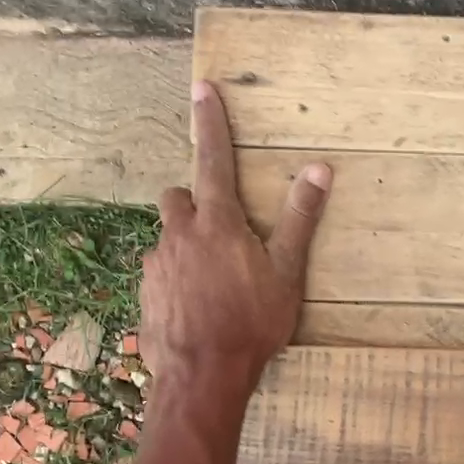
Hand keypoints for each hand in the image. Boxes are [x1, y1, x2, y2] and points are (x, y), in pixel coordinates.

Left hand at [139, 81, 330, 395]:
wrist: (202, 374)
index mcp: (217, 223)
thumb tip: (318, 170)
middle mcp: (178, 234)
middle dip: (196, 202)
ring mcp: (156, 263)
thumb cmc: (253, 321)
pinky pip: (161, 271)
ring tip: (216, 280)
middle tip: (224, 229)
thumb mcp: (287, 272)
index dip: (211, 124)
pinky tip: (199, 305)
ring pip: (169, 237)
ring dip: (188, 244)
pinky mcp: (145, 292)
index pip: (213, 160)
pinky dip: (178, 277)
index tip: (204, 90)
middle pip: (179, 197)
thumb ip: (300, 219)